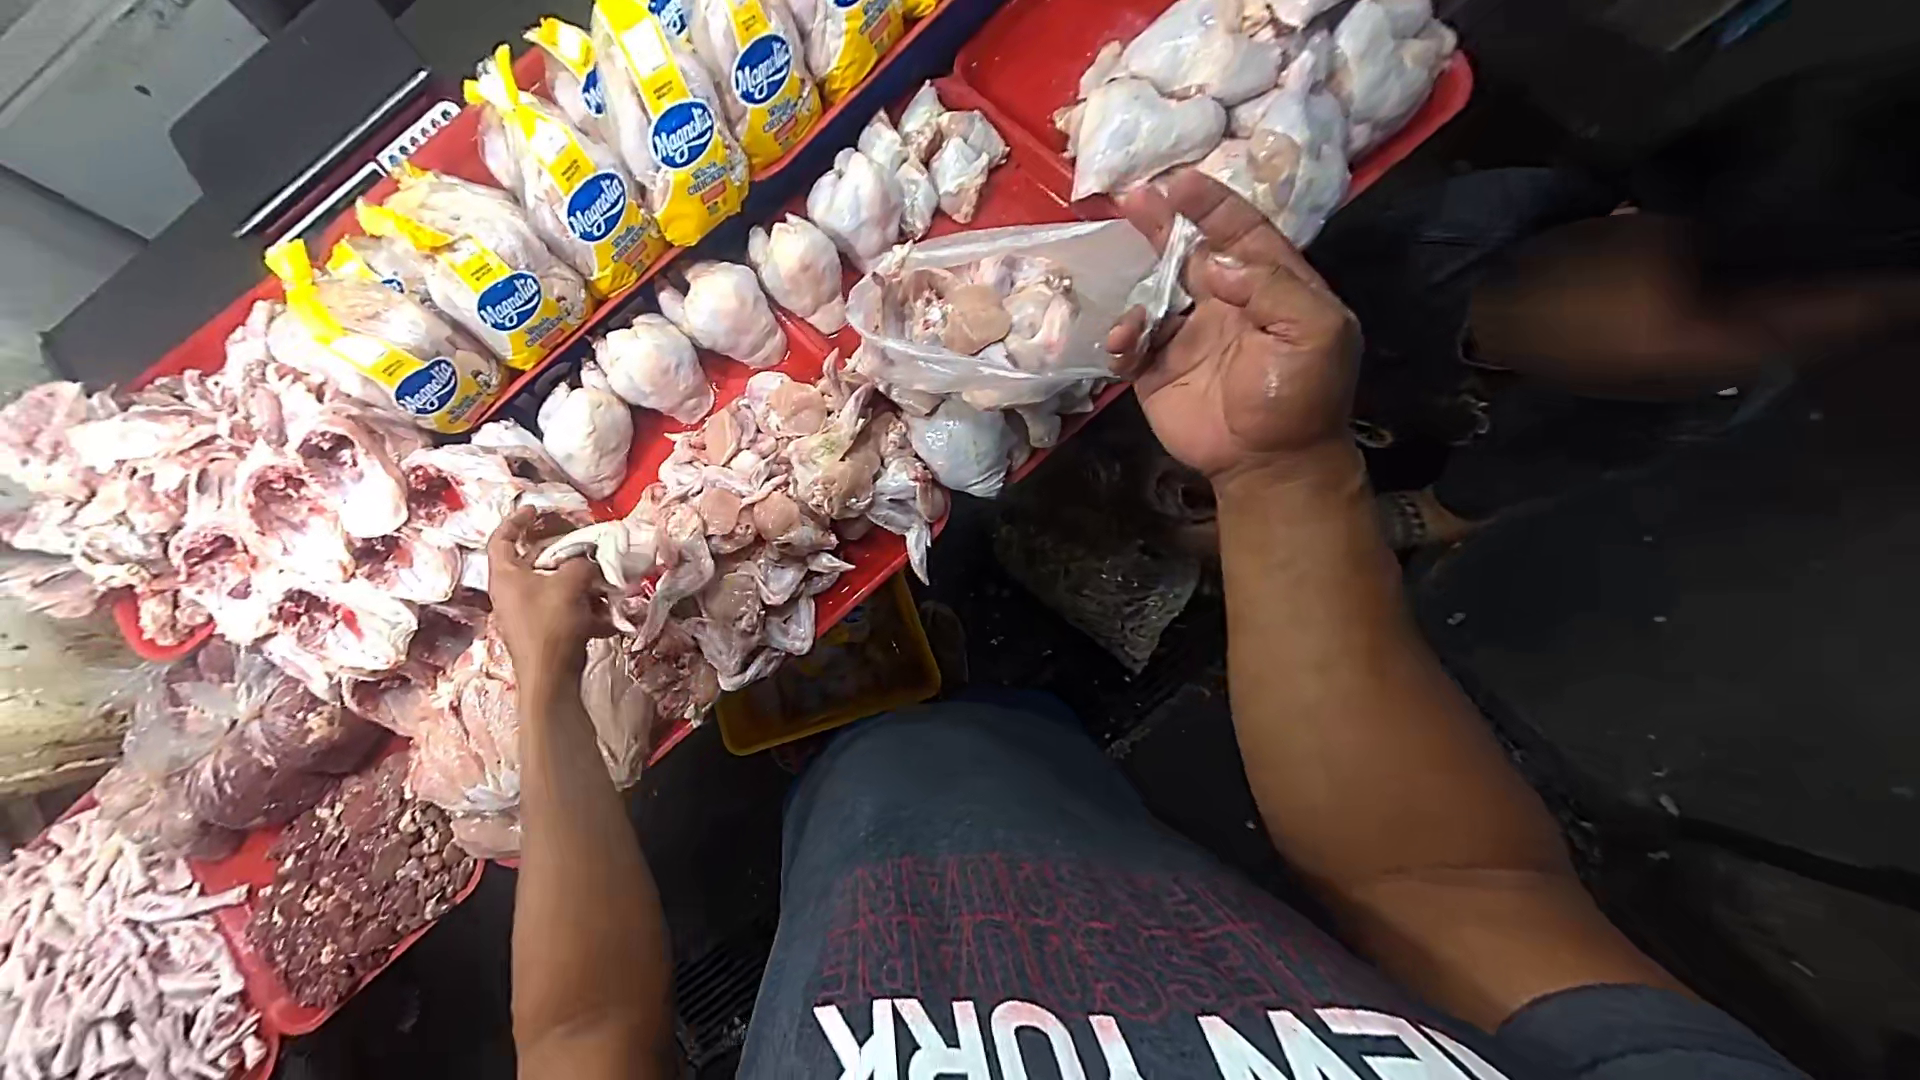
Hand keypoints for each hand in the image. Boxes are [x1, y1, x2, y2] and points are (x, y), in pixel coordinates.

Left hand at [487, 508, 608, 694]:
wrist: (551, 674)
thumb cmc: (552, 623)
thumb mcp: (571, 583)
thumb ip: (582, 563)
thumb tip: (590, 561)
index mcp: (506, 576)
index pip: (502, 540)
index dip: (516, 521)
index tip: (536, 510)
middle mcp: (512, 592)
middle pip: (536, 563)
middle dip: (565, 556)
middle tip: (585, 548)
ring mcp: (527, 612)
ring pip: (556, 586)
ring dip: (582, 584)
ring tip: (605, 586)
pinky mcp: (545, 629)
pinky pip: (566, 609)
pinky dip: (586, 608)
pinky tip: (606, 616)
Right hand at [1108, 171, 1361, 485]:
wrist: (1267, 462)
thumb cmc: (1299, 395)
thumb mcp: (1314, 332)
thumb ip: (1272, 288)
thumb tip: (1213, 262)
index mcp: (1266, 285)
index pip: (1237, 231)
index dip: (1209, 205)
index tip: (1177, 181)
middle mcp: (1222, 303)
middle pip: (1186, 254)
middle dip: (1160, 227)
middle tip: (1132, 199)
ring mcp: (1186, 338)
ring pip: (1151, 298)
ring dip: (1136, 297)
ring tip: (1136, 322)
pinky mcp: (1156, 371)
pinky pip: (1131, 346)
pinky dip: (1122, 342)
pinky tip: (1125, 347)